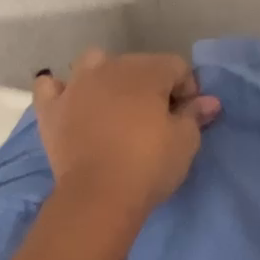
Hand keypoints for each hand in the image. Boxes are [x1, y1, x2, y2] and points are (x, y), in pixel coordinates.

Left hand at [31, 49, 221, 217]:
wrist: (99, 195)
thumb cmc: (150, 166)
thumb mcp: (185, 142)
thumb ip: (195, 115)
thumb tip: (209, 101)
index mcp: (146, 71)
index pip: (176, 66)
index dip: (187, 90)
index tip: (188, 117)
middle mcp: (109, 67)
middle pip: (137, 64)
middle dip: (151, 86)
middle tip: (156, 120)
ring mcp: (75, 85)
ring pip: (94, 65)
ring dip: (108, 79)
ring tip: (115, 108)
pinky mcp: (50, 108)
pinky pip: (53, 86)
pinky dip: (64, 91)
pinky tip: (73, 105)